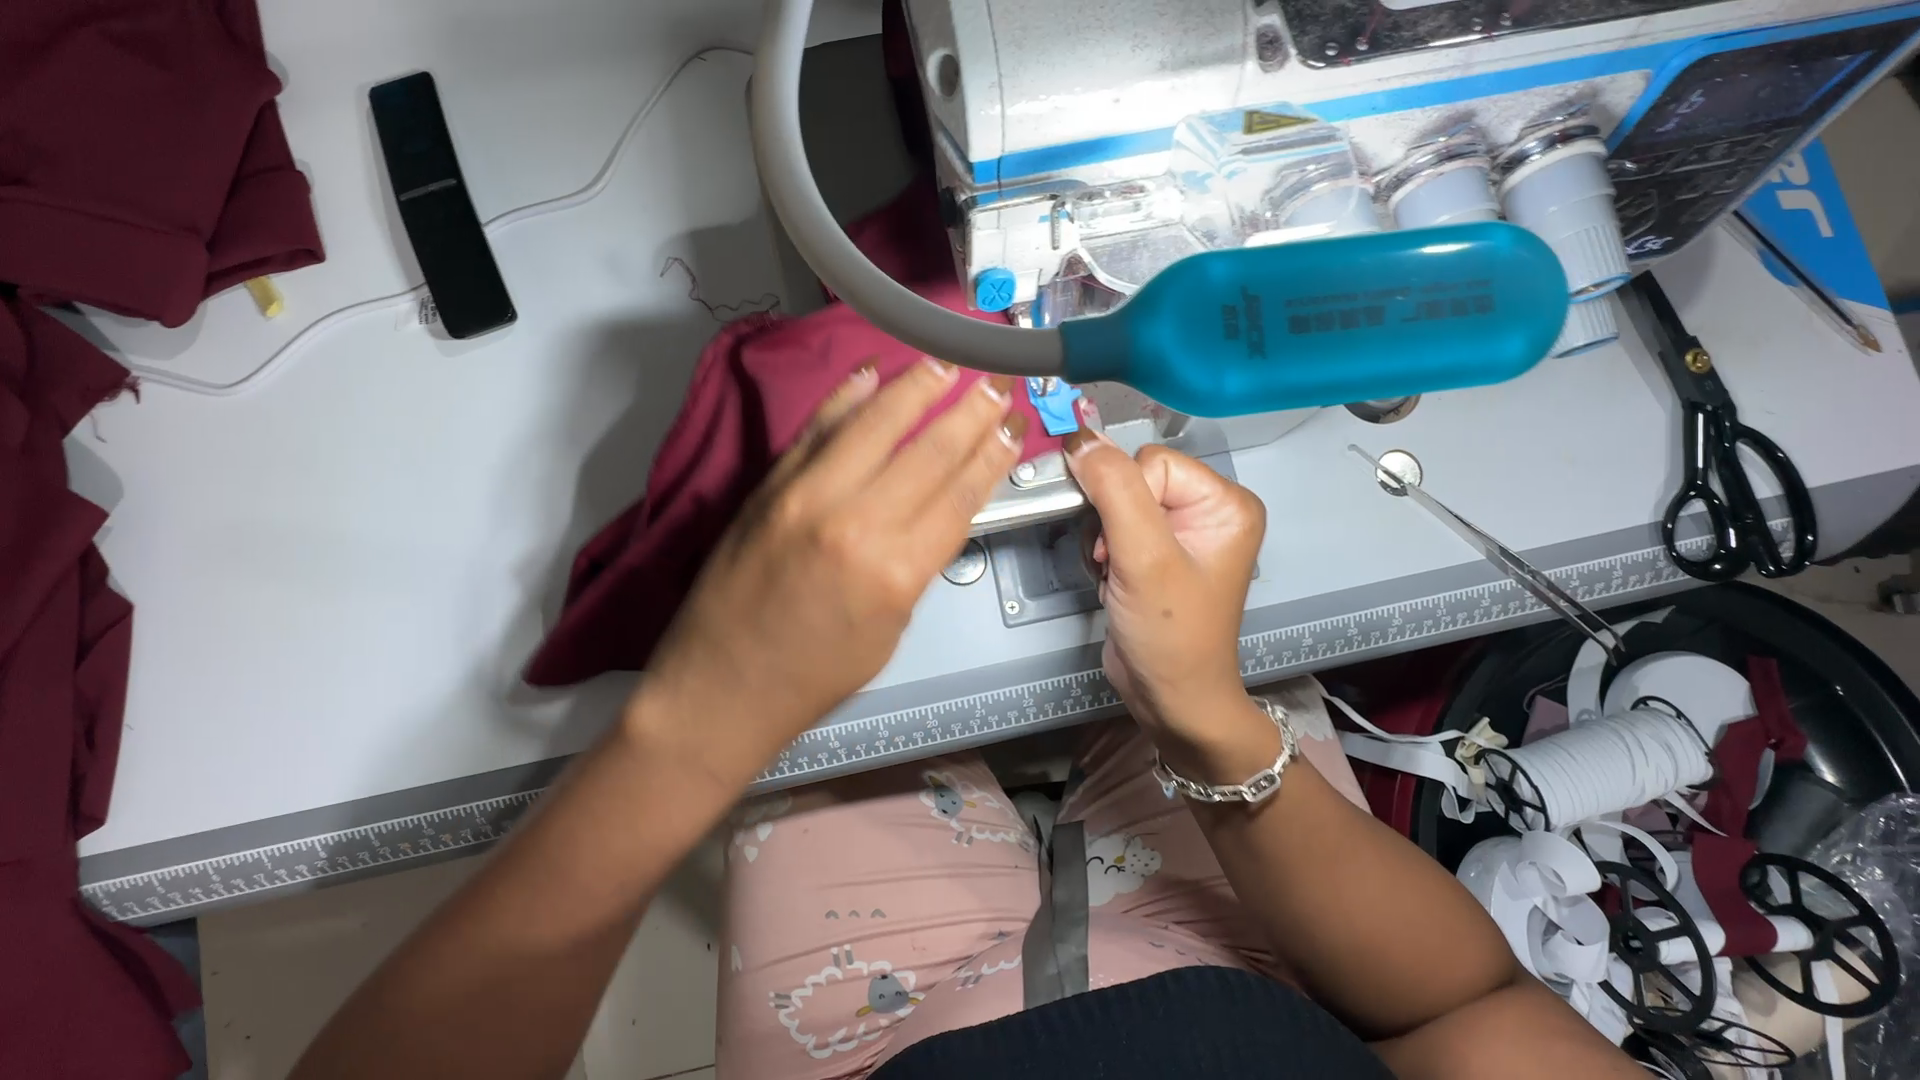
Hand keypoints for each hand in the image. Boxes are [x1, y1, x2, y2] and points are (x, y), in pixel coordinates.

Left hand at [639, 358, 1025, 765]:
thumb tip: (938, 508)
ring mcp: (806, 497)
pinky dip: (846, 397)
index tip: (1014, 424)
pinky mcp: (770, 487)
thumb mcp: (891, 628)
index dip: (993, 454)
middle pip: (928, 451)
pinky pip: (816, 429)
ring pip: (874, 424)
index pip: (959, 494)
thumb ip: (917, 563)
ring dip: (916, 387)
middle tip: (997, 382)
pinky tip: (871, 372)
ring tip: (947, 361)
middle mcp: (856, 523)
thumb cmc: (815, 676)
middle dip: (970, 411)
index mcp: (896, 571)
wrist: (722, 686)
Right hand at [1063, 432, 1274, 780]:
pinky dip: (1102, 554)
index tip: (1121, 545)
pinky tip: (1111, 581)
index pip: (1152, 462)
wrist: (1168, 698)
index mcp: (1225, 501)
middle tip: (1115, 562)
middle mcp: (1207, 509)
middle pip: (1130, 479)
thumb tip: (1081, 438)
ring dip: (1101, 540)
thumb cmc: (1171, 634)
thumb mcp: (1144, 557)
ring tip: (1113, 575)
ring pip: (1114, 503)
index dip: (1124, 497)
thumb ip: (1114, 491)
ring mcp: (1180, 532)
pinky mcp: (1154, 553)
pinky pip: (1112, 527)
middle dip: (1109, 521)